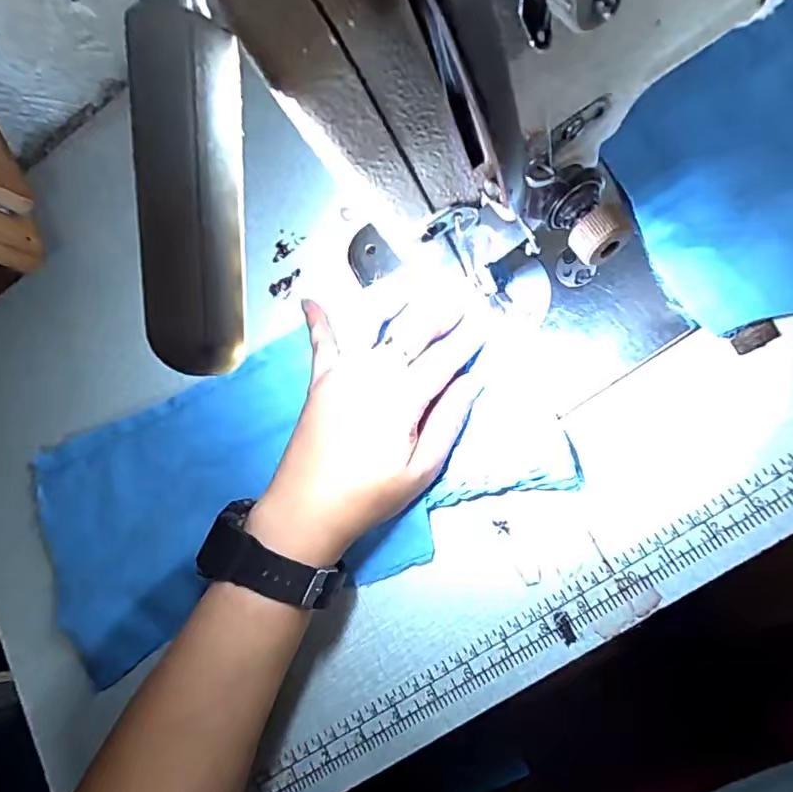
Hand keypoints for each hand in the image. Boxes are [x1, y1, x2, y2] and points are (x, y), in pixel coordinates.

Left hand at [248, 296, 486, 567]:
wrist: (306, 509)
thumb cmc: (371, 495)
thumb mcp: (422, 468)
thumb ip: (448, 421)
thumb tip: (472, 382)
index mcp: (402, 397)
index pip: (444, 359)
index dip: (467, 340)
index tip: (486, 322)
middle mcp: (371, 373)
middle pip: (411, 331)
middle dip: (439, 312)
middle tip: (461, 296)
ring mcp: (341, 372)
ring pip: (367, 322)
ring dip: (389, 298)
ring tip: (409, 282)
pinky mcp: (320, 381)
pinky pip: (322, 342)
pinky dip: (319, 320)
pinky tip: (312, 299)